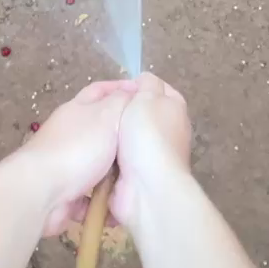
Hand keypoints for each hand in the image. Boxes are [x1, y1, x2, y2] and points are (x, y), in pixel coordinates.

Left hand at [13, 79, 136, 235]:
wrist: (42, 190)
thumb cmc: (78, 147)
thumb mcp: (106, 115)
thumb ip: (120, 102)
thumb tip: (132, 90)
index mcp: (78, 110)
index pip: (100, 91)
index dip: (120, 88)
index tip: (144, 94)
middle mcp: (70, 134)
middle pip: (100, 129)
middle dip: (122, 136)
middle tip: (149, 143)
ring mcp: (66, 164)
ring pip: (97, 165)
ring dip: (115, 173)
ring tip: (141, 178)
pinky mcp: (65, 193)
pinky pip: (90, 197)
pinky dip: (103, 202)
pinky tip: (121, 207)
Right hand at [110, 72, 190, 228]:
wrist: (146, 186)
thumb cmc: (148, 134)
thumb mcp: (148, 96)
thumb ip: (147, 83)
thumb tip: (144, 81)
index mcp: (174, 110)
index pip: (159, 89)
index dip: (140, 84)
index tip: (119, 87)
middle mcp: (166, 131)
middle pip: (140, 113)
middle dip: (121, 110)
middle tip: (101, 106)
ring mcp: (151, 154)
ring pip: (126, 134)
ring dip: (112, 133)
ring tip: (94, 126)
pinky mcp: (136, 174)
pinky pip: (118, 157)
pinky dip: (108, 153)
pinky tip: (95, 147)